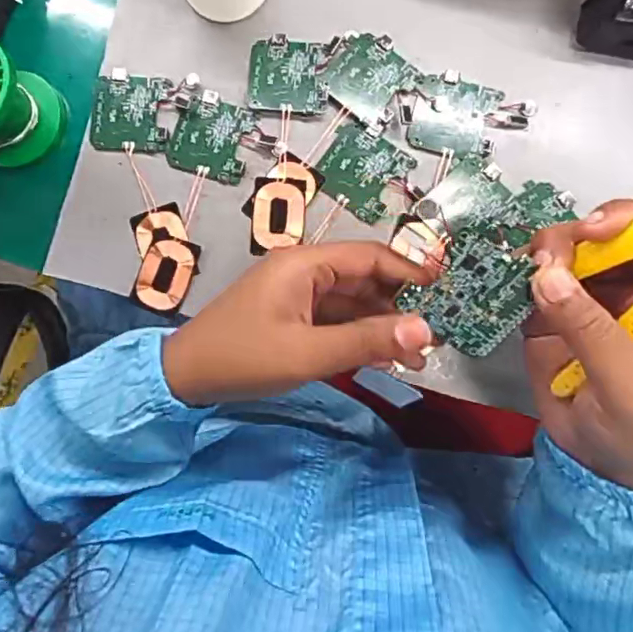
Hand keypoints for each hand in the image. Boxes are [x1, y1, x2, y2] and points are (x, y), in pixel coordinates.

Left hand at [162, 241, 437, 405]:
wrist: (186, 375)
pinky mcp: (288, 314)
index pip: (368, 256)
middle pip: (361, 277)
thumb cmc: (244, 358)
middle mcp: (300, 271)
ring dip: (380, 324)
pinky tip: (382, 356)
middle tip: (435, 334)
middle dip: (398, 304)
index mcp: (303, 265)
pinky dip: (356, 334)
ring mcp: (293, 293)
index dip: (409, 269)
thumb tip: (425, 330)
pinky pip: (331, 317)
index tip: (446, 287)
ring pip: (349, 301)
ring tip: (416, 357)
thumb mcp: (309, 354)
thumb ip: (366, 341)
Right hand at [522, 200, 632, 493]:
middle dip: (578, 235)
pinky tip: (510, 279)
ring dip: (544, 252)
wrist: (601, 468)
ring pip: (566, 254)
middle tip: (549, 255)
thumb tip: (547, 275)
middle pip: (608, 239)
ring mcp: (585, 303)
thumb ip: (591, 330)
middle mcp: (628, 293)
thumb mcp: (630, 383)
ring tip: (529, 271)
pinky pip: (532, 282)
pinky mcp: (547, 317)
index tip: (599, 228)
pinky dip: (517, 274)